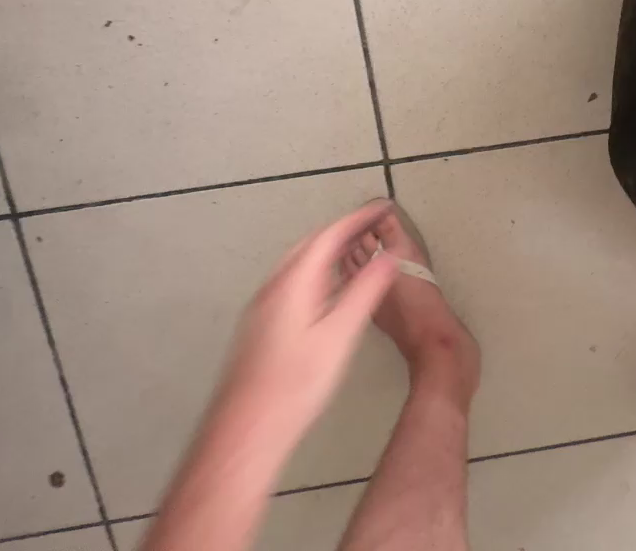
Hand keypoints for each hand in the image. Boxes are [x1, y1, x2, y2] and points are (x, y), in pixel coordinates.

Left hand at [215, 201, 398, 440]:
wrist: (246, 429)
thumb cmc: (297, 382)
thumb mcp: (340, 335)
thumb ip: (365, 292)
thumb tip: (389, 258)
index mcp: (293, 282)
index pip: (328, 236)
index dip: (357, 219)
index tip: (382, 207)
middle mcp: (274, 286)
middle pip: (311, 244)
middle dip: (343, 230)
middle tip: (374, 225)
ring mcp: (263, 305)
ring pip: (299, 262)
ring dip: (329, 249)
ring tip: (359, 249)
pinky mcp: (261, 323)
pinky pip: (292, 279)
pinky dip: (317, 268)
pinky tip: (330, 286)